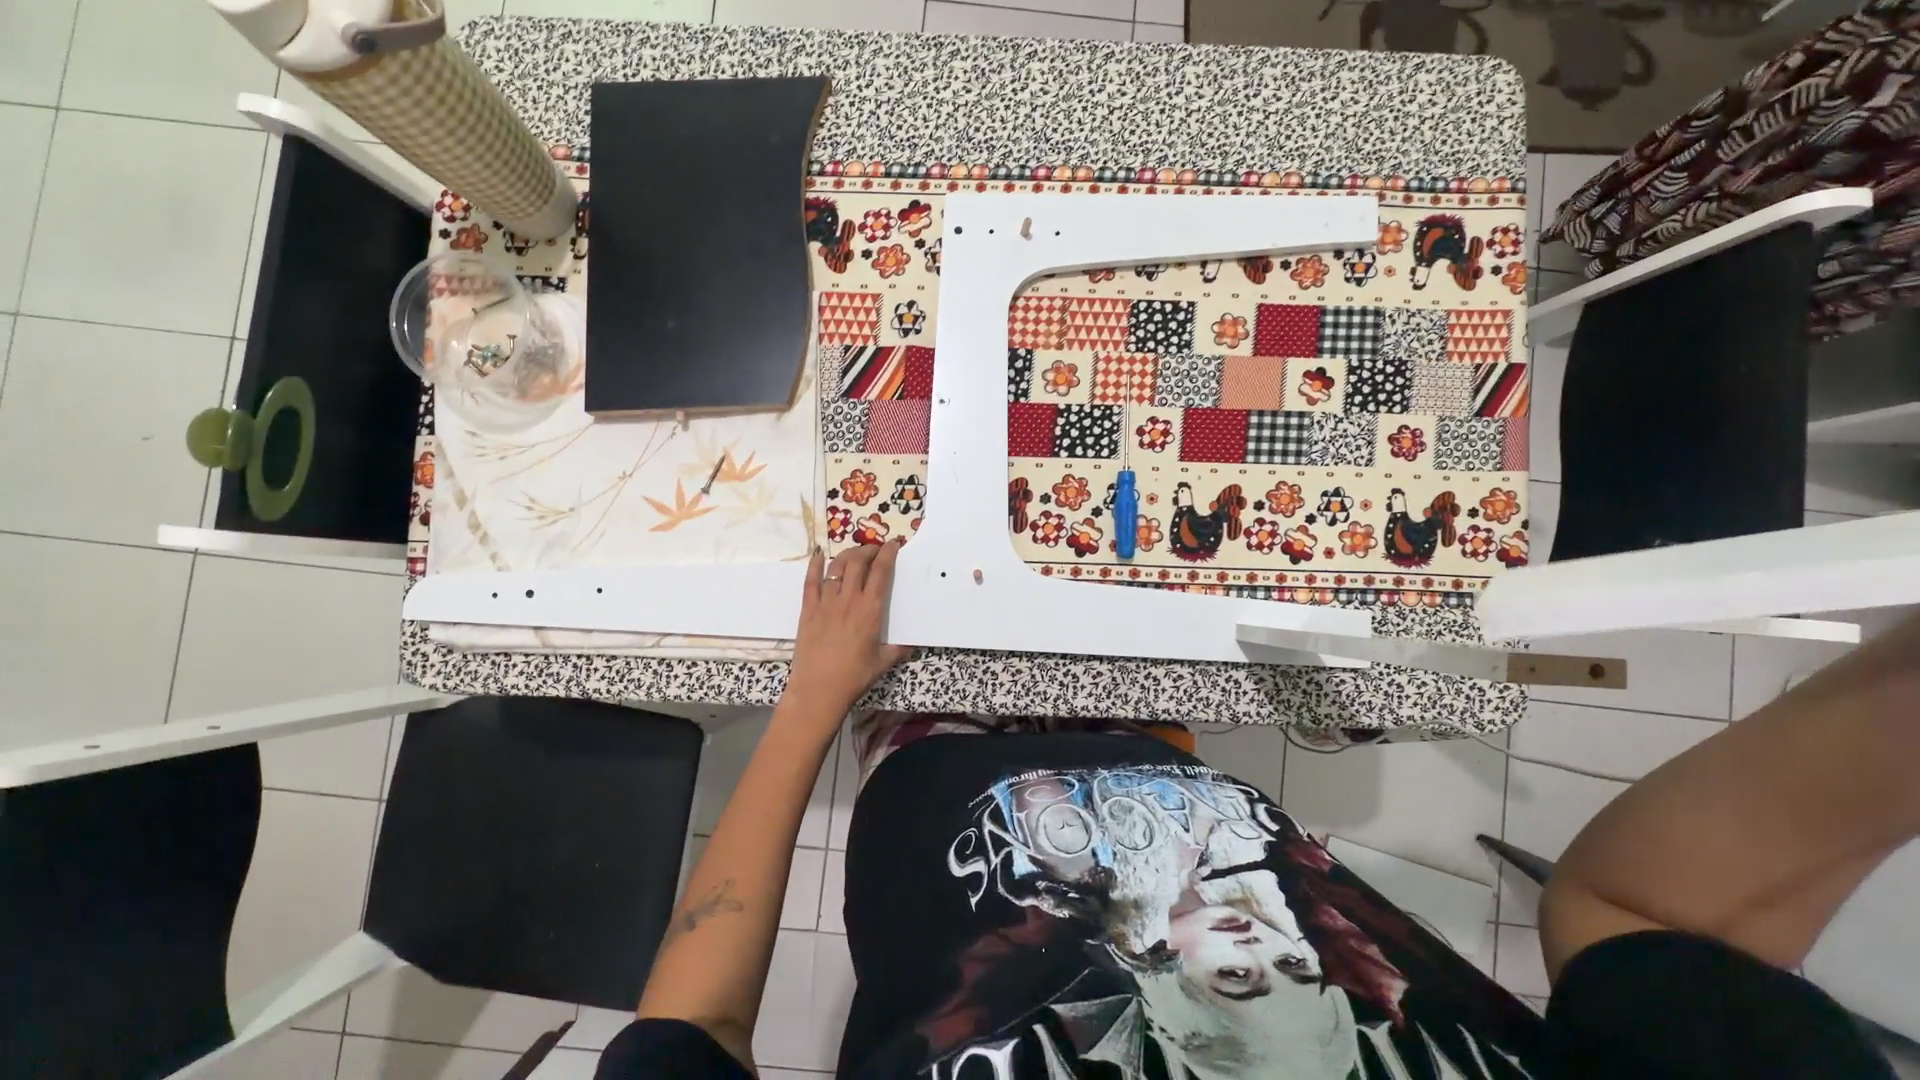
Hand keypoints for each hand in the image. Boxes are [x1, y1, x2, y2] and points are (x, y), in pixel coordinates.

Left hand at [785, 541, 914, 716]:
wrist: (818, 690)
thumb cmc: (853, 677)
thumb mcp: (882, 663)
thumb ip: (897, 650)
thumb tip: (911, 645)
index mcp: (870, 611)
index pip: (881, 573)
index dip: (888, 554)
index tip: (893, 545)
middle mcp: (849, 600)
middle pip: (858, 562)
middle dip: (868, 550)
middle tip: (874, 550)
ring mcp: (826, 603)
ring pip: (836, 567)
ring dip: (847, 554)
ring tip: (854, 553)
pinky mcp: (807, 609)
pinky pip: (810, 581)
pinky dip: (814, 565)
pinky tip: (818, 555)